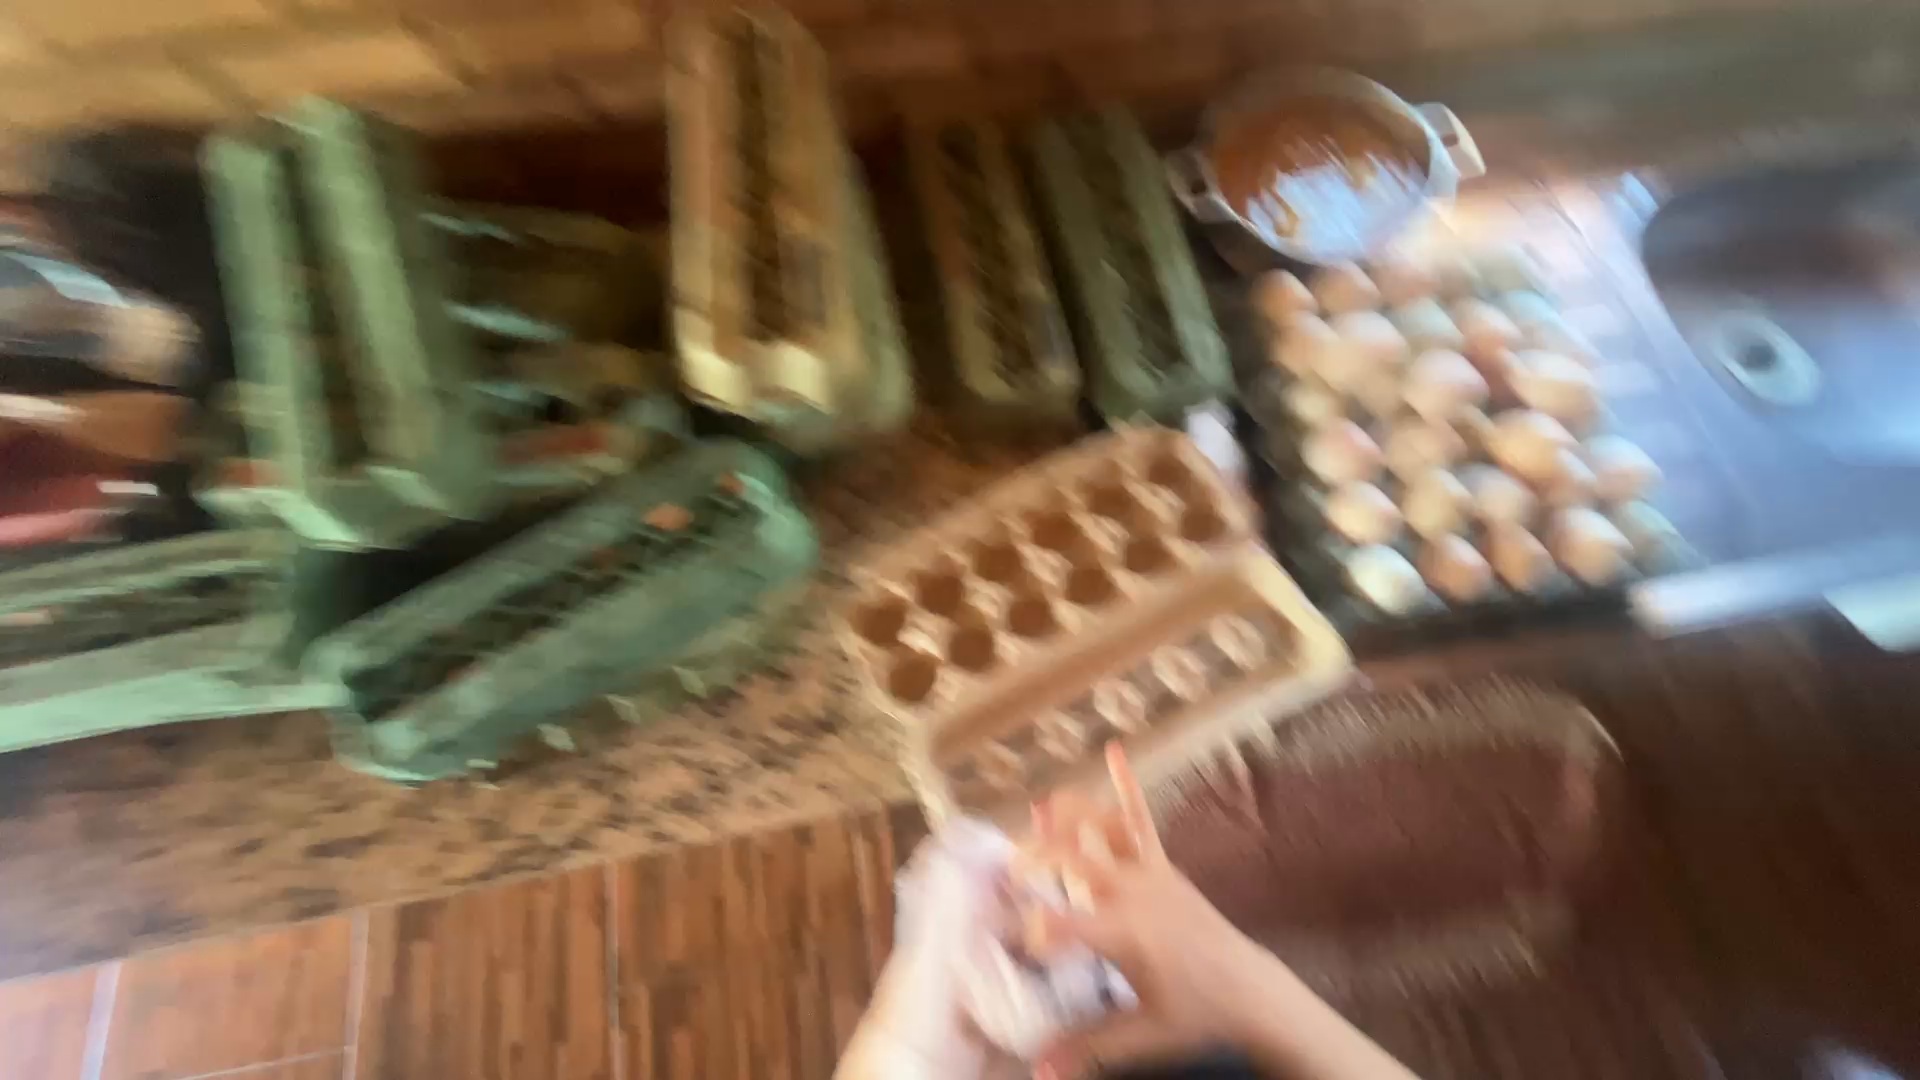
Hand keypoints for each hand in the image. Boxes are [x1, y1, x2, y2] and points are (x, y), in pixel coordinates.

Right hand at [1020, 744, 1303, 1078]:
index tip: (1016, 936)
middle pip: (1072, 860)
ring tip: (1040, 804)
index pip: (1064, 923)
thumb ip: (1089, 1047)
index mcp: (1124, 933)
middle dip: (1036, 858)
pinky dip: (1126, 784)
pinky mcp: (1161, 863)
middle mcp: (1131, 892)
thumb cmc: (1195, 1013)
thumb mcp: (1143, 1034)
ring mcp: (1148, 871)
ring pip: (1101, 828)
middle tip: (1010, 867)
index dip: (1034, 926)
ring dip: (1069, 813)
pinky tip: (1116, 751)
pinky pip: (1140, 818)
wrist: (1249, 989)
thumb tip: (1038, 1067)